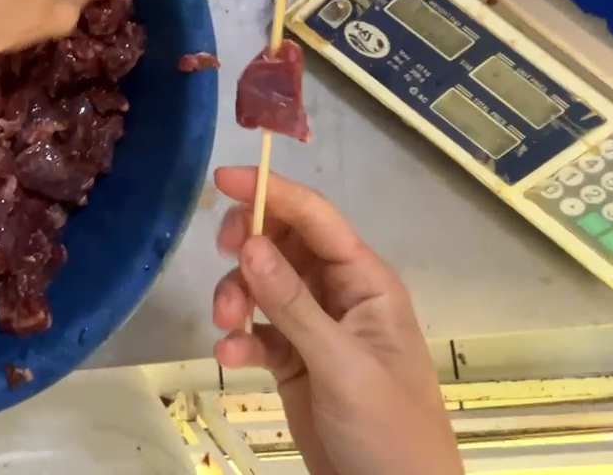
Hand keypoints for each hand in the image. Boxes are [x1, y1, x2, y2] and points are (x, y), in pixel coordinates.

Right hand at [211, 167, 460, 474]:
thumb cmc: (390, 433)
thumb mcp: (342, 366)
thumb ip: (293, 304)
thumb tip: (248, 242)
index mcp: (364, 281)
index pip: (314, 217)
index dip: (270, 191)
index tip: (221, 179)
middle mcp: (337, 292)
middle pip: (280, 242)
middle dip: (246, 247)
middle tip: (221, 255)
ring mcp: (313, 325)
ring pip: (261, 283)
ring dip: (237, 296)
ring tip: (226, 326)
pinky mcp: (292, 358)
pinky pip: (257, 329)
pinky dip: (239, 339)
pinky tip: (230, 359)